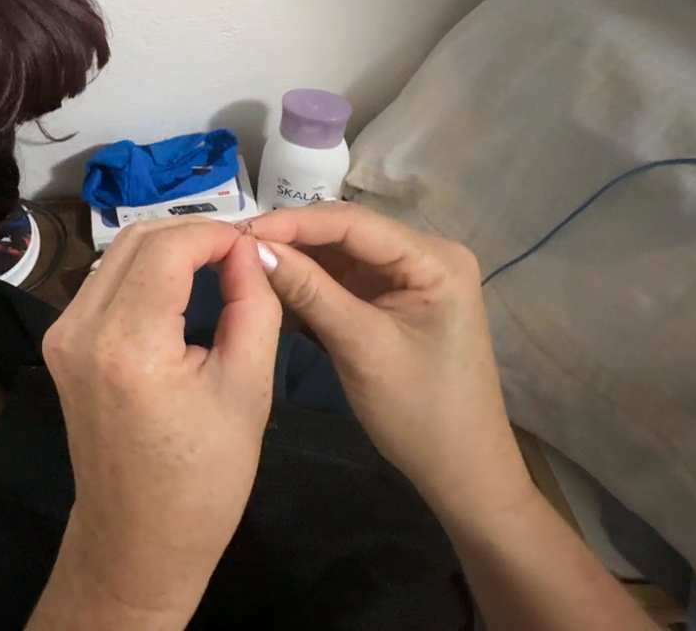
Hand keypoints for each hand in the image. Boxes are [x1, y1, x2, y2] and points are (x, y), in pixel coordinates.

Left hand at [27, 218, 281, 629]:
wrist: (136, 540)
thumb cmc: (204, 480)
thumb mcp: (248, 390)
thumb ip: (254, 305)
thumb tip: (247, 249)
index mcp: (129, 343)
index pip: (167, 247)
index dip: (212, 233)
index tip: (249, 245)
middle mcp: (81, 327)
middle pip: (136, 240)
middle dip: (189, 232)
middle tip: (236, 251)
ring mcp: (62, 333)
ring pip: (116, 255)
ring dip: (165, 248)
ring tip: (213, 264)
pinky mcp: (59, 342)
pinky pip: (103, 282)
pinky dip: (142, 271)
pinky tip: (176, 285)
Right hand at [246, 202, 532, 524]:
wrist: (461, 473)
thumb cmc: (421, 412)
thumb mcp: (360, 346)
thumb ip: (308, 290)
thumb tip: (252, 247)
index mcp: (433, 259)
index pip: (352, 222)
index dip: (293, 222)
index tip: (240, 232)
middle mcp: (422, 254)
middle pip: (343, 231)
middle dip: (290, 236)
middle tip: (233, 245)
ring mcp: (405, 274)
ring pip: (336, 250)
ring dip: (293, 255)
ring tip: (243, 258)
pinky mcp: (388, 296)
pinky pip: (339, 274)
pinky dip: (306, 277)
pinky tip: (271, 278)